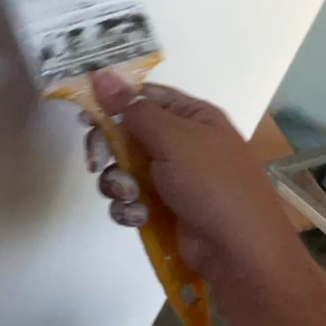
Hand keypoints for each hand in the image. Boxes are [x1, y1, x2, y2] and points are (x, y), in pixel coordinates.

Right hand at [85, 72, 306, 283]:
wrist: (239, 251)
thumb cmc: (212, 184)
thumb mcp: (173, 139)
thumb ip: (133, 109)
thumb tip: (101, 74)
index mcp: (192, 116)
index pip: (144, 96)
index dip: (113, 102)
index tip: (86, 114)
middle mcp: (182, 142)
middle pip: (126, 133)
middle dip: (109, 149)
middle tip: (97, 162)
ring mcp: (172, 177)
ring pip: (123, 168)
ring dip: (119, 183)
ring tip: (132, 197)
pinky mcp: (163, 208)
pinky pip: (130, 199)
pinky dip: (129, 208)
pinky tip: (140, 217)